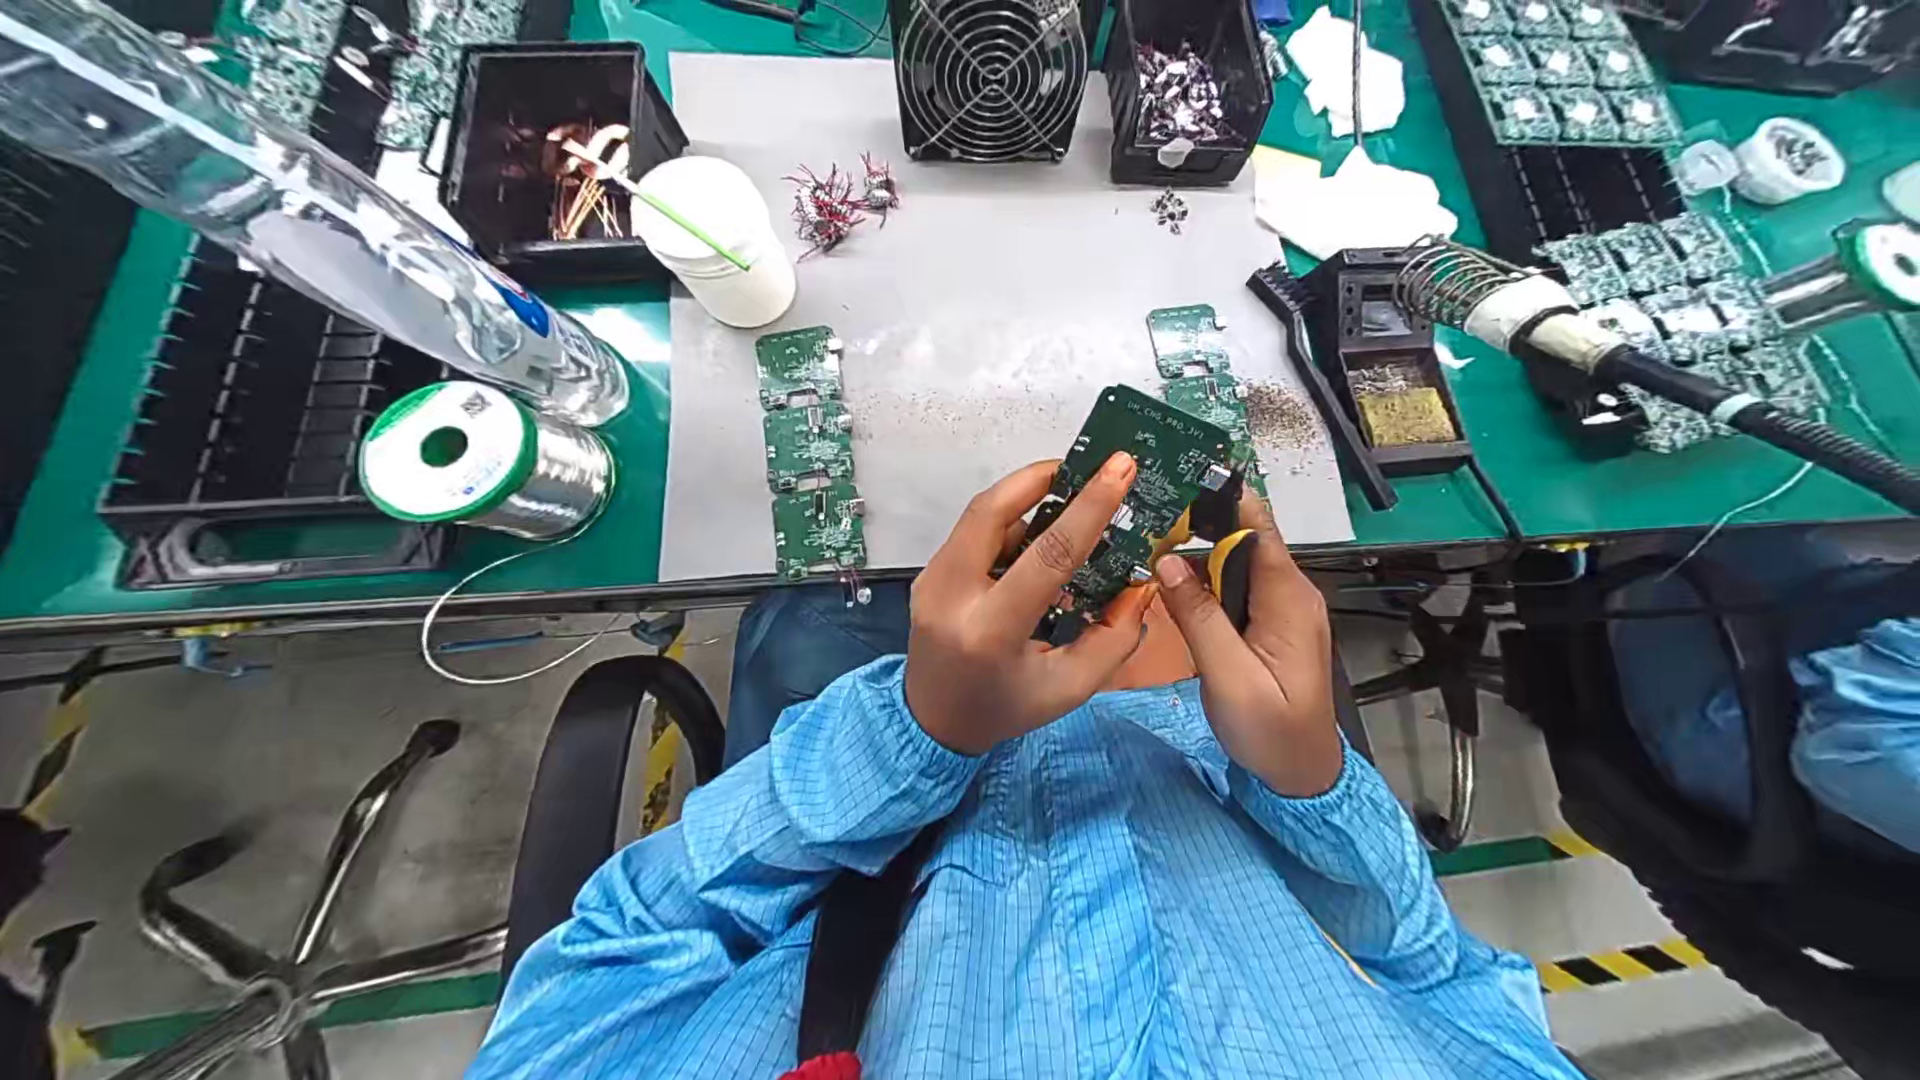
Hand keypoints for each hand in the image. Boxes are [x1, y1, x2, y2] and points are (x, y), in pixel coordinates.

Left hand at [906, 454, 1156, 755]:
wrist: (933, 722)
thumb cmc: (1004, 708)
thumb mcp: (1069, 688)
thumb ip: (1113, 637)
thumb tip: (1136, 583)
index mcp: (989, 631)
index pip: (1045, 555)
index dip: (1087, 507)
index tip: (1119, 468)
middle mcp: (950, 597)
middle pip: (991, 511)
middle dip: (1040, 477)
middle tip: (1086, 468)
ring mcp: (931, 581)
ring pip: (979, 516)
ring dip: (1024, 497)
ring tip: (1068, 495)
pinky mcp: (928, 575)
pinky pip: (971, 533)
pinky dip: (1007, 522)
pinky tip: (1036, 532)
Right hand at [1154, 488, 1342, 795]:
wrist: (1300, 775)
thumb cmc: (1272, 732)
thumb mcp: (1229, 677)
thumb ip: (1199, 618)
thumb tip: (1166, 562)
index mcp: (1287, 600)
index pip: (1257, 529)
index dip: (1222, 500)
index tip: (1180, 478)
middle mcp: (1288, 594)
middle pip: (1242, 539)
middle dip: (1197, 523)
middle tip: (1147, 514)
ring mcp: (1278, 607)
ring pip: (1233, 561)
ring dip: (1195, 552)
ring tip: (1148, 539)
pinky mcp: (1265, 622)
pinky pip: (1232, 585)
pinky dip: (1201, 579)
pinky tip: (1171, 579)